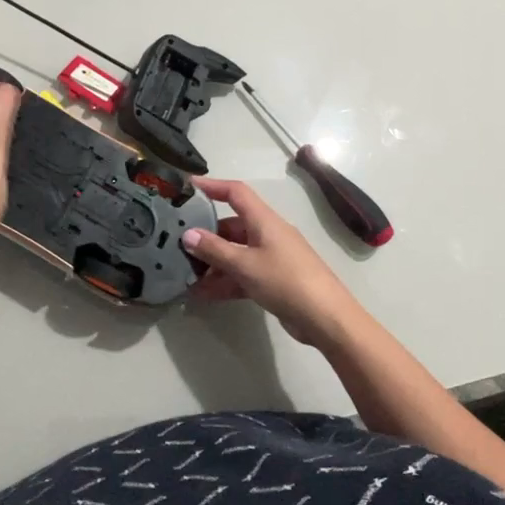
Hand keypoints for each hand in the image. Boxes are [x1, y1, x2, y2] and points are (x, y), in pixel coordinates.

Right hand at [181, 177, 350, 344]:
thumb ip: (214, 250)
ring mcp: (271, 258)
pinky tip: (203, 294)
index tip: (188, 186)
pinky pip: (243, 274)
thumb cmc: (286, 281)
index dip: (212, 186)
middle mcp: (268, 234)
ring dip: (212, 263)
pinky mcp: (273, 280)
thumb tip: (188, 235)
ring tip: (186, 274)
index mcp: (264, 221)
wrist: (326, 319)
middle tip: (178, 242)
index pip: (236, 193)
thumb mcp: (245, 264)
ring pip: (235, 253)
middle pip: (231, 225)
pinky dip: (225, 281)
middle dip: (206, 235)